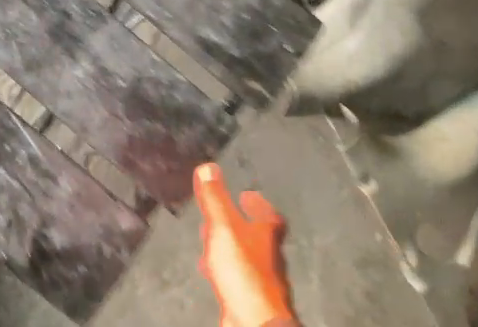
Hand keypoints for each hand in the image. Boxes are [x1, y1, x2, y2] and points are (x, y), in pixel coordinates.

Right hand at [194, 163, 295, 326]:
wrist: (254, 321)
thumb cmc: (242, 270)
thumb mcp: (224, 228)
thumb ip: (215, 199)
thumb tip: (208, 166)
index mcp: (267, 236)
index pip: (269, 215)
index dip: (258, 204)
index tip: (247, 194)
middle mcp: (268, 256)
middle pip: (257, 235)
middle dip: (240, 223)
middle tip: (223, 214)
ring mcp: (260, 280)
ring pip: (244, 255)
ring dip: (229, 245)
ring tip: (210, 238)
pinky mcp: (249, 298)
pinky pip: (236, 276)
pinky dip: (223, 268)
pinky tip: (210, 269)